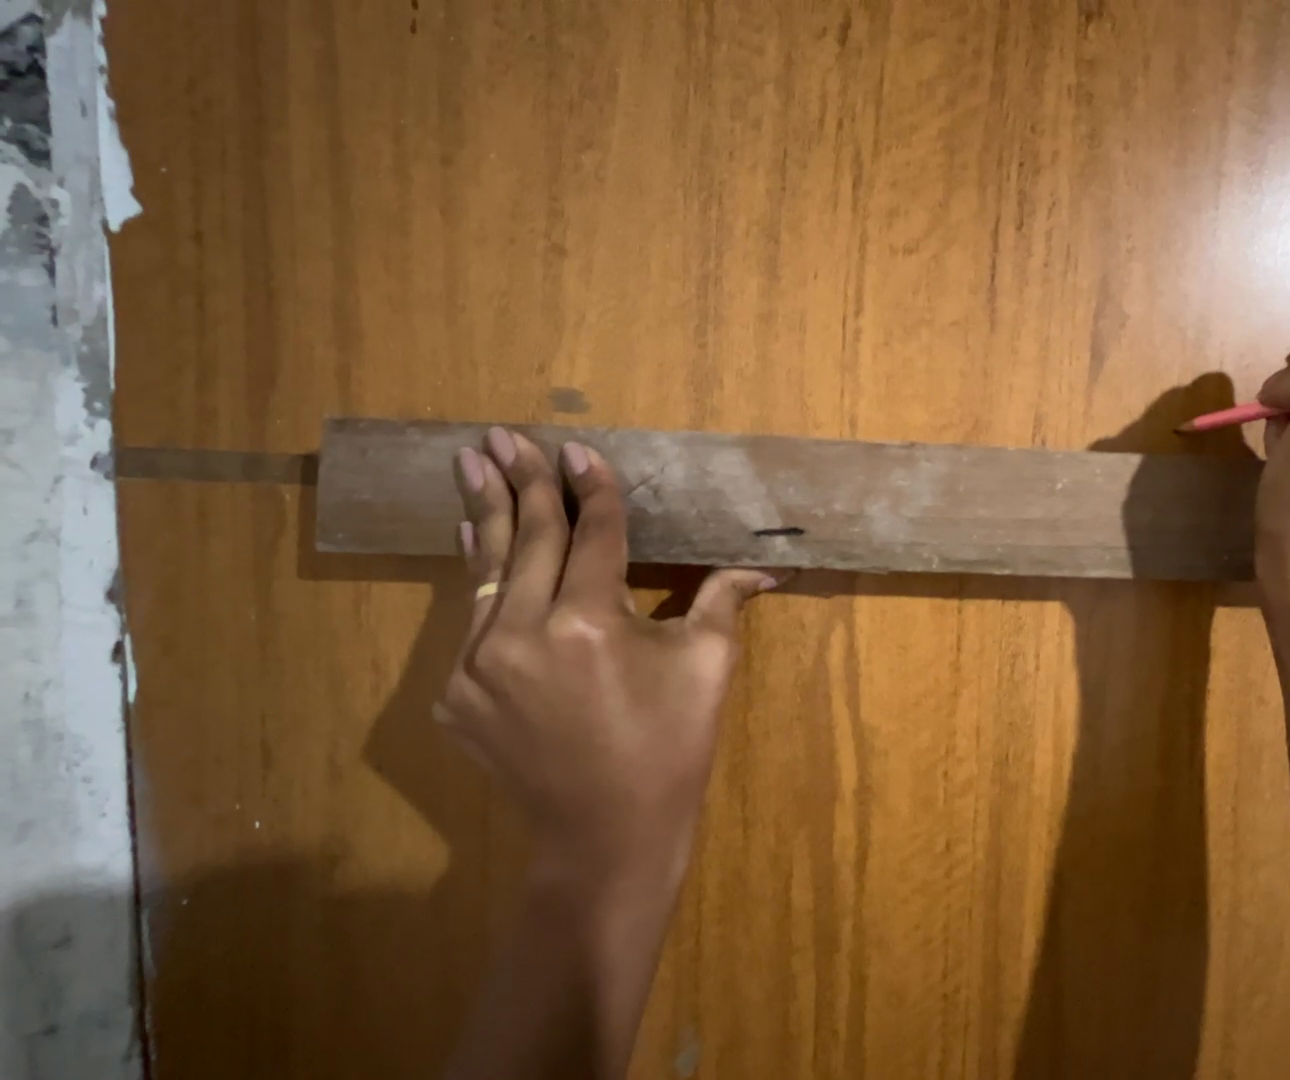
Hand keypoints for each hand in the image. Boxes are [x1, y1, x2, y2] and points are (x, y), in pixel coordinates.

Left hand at [436, 427, 780, 894]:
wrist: (605, 834)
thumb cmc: (672, 746)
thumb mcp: (708, 667)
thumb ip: (722, 602)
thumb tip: (763, 568)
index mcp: (590, 623)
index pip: (592, 535)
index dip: (591, 490)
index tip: (579, 449)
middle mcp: (521, 634)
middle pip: (528, 540)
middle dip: (523, 482)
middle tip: (504, 435)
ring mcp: (476, 668)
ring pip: (487, 574)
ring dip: (486, 516)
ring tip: (469, 463)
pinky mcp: (455, 696)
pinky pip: (472, 622)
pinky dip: (481, 578)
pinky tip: (478, 544)